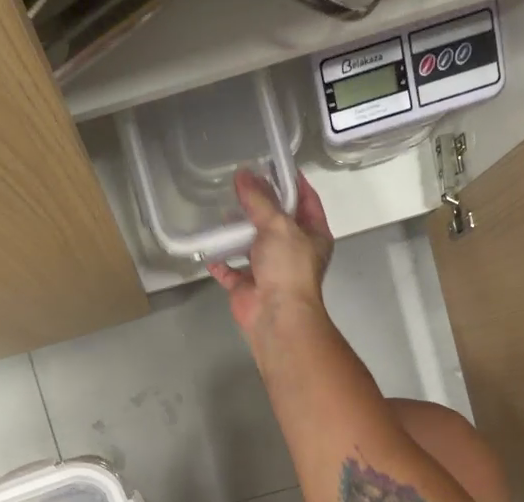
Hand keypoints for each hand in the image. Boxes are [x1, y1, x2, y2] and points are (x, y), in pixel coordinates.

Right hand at [208, 169, 334, 340]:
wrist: (276, 316)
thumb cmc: (287, 267)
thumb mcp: (277, 224)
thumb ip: (259, 199)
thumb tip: (243, 175)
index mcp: (313, 235)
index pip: (307, 200)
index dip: (293, 181)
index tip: (275, 163)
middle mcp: (294, 251)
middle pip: (276, 221)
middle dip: (260, 204)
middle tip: (241, 182)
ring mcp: (270, 270)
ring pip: (252, 244)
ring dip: (238, 230)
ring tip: (222, 207)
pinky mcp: (248, 287)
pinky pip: (231, 269)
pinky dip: (220, 259)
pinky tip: (209, 245)